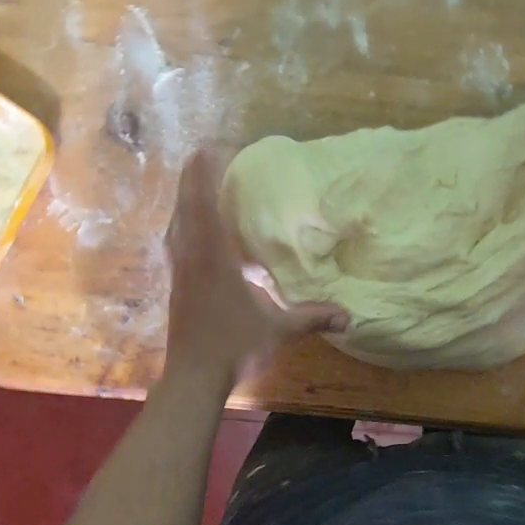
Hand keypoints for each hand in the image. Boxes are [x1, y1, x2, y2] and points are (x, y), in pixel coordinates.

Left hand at [164, 150, 345, 389]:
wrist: (194, 377)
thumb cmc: (234, 348)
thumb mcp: (278, 331)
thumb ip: (311, 318)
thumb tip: (348, 316)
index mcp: (214, 256)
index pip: (205, 200)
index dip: (207, 170)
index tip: (215, 146)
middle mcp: (191, 255)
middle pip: (186, 204)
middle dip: (194, 177)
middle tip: (207, 156)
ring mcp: (179, 271)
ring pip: (176, 224)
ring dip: (186, 201)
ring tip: (200, 188)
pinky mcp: (175, 287)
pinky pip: (176, 244)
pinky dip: (183, 226)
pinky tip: (192, 233)